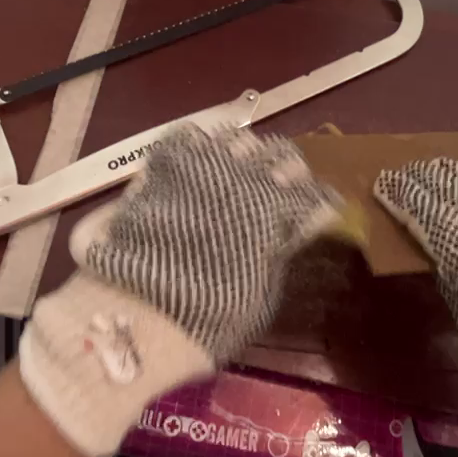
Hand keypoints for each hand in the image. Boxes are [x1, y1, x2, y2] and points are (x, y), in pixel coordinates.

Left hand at [19, 124, 338, 456]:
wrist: (139, 313)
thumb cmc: (207, 320)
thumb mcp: (259, 299)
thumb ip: (278, 256)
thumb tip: (289, 234)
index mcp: (277, 217)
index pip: (314, 192)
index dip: (318, 198)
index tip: (315, 206)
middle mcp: (248, 181)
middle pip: (282, 153)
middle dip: (286, 167)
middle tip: (277, 183)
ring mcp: (205, 166)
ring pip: (236, 138)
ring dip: (242, 153)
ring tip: (233, 169)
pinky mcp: (165, 164)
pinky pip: (188, 137)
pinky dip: (197, 146)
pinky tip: (195, 162)